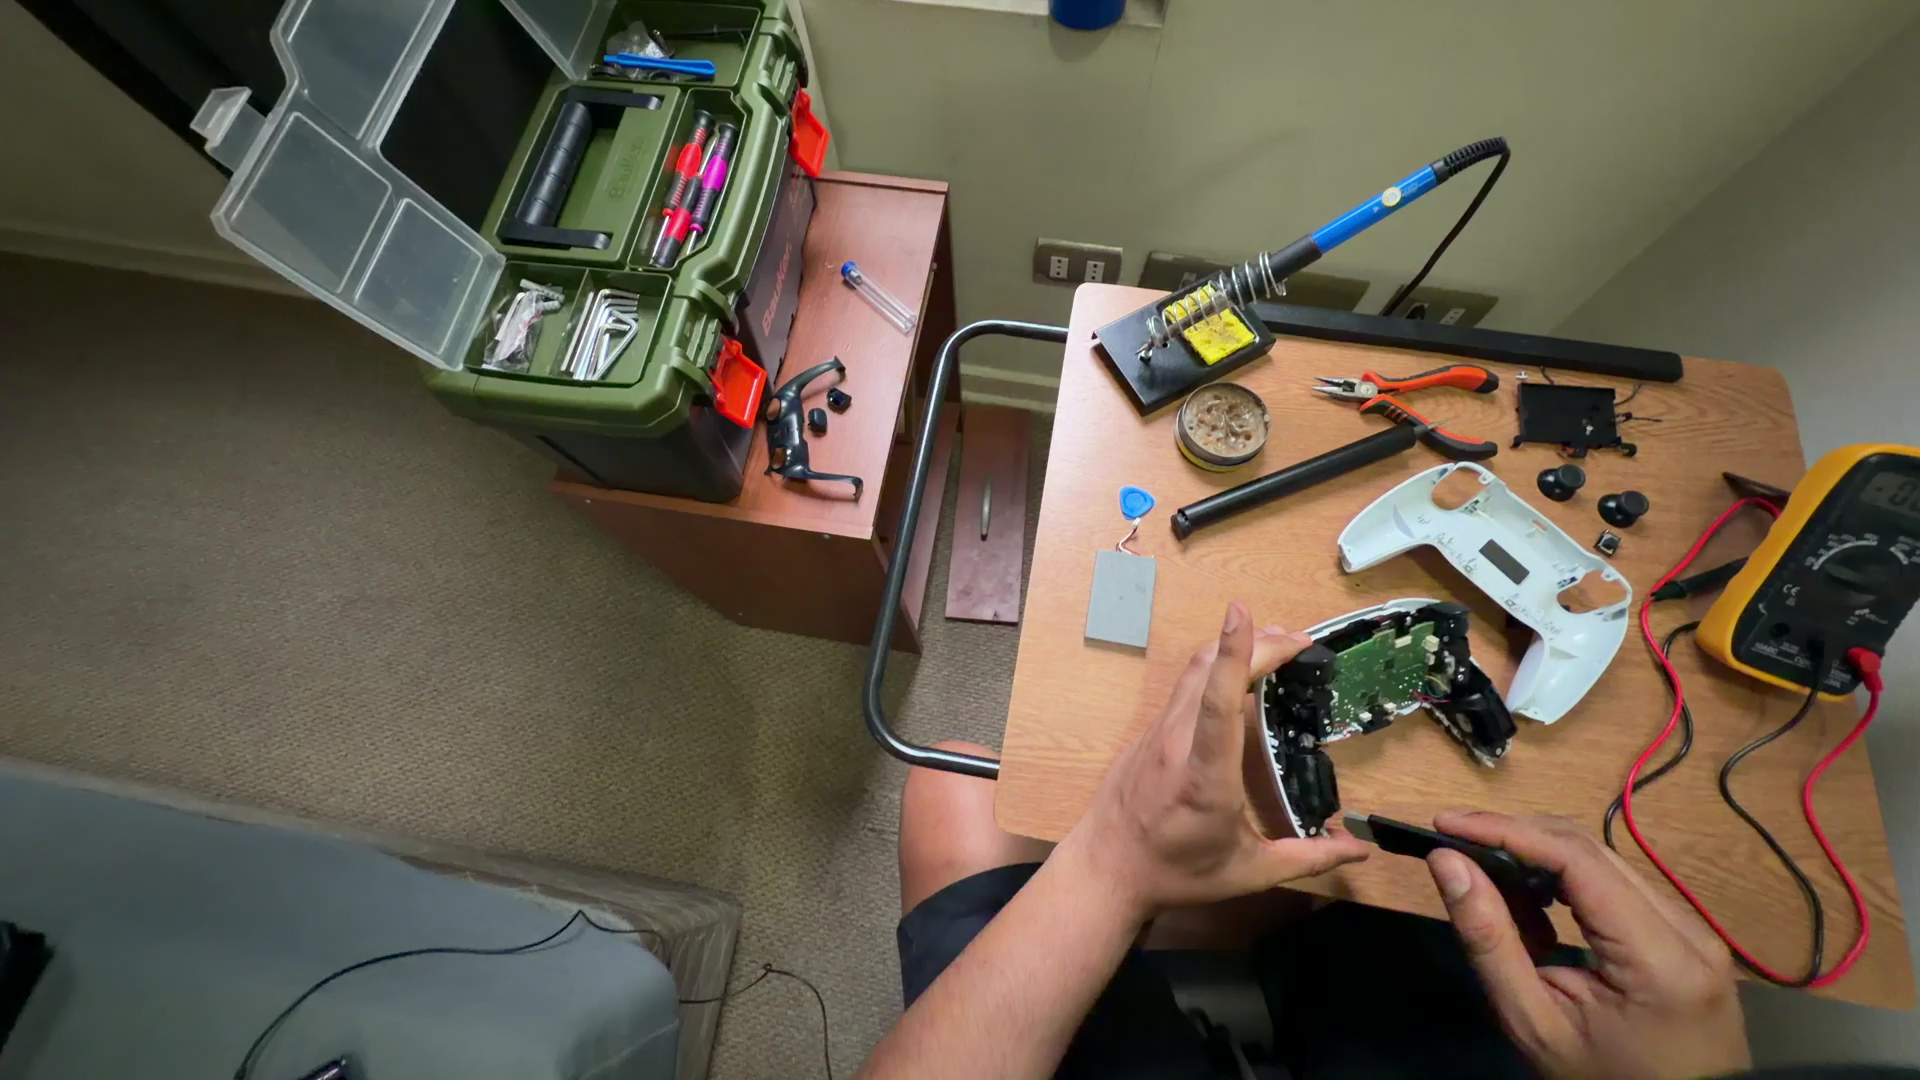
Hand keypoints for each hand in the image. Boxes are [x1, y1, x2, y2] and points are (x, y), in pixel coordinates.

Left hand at [1062, 601, 1369, 921]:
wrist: (1106, 866)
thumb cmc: (1176, 873)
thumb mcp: (1248, 872)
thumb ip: (1307, 858)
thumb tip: (1358, 850)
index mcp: (1205, 777)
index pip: (1218, 703)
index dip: (1233, 654)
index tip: (1241, 612)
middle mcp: (1176, 742)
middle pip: (1207, 672)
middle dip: (1255, 645)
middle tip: (1301, 640)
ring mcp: (1157, 732)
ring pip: (1191, 673)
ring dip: (1232, 651)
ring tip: (1277, 646)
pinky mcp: (1149, 732)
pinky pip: (1183, 688)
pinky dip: (1213, 669)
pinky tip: (1238, 677)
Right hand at [1426, 811, 1747, 1079]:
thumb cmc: (1600, 1078)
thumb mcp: (1531, 1020)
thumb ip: (1489, 939)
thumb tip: (1446, 860)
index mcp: (1660, 958)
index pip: (1575, 859)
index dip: (1505, 830)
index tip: (1443, 822)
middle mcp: (1687, 930)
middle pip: (1586, 849)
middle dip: (1511, 834)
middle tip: (1453, 843)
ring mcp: (1690, 930)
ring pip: (1597, 857)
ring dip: (1532, 855)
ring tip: (1486, 881)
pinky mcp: (1681, 933)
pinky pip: (1609, 880)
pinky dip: (1558, 877)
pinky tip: (1531, 909)